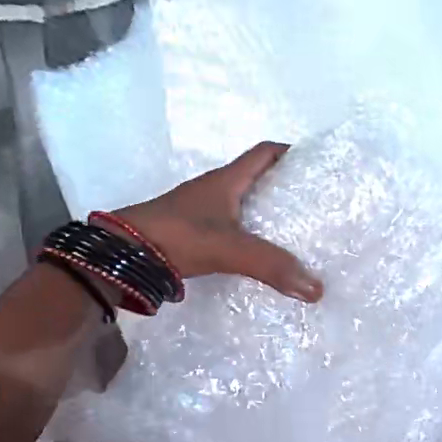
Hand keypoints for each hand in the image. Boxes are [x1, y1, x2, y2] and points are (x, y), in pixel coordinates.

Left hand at [113, 142, 324, 302]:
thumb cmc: (178, 236)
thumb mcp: (230, 248)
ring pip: (241, 206)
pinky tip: (257, 256)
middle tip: (312, 205)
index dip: (290, 153)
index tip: (315, 165)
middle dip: (283, 188)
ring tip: (293, 234)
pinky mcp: (190, 234)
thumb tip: (316, 289)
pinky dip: (246, 237)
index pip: (264, 153)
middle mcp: (213, 190)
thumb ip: (272, 266)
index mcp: (226, 180)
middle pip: (256, 179)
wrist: (125, 254)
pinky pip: (228, 228)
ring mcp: (199, 212)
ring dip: (264, 215)